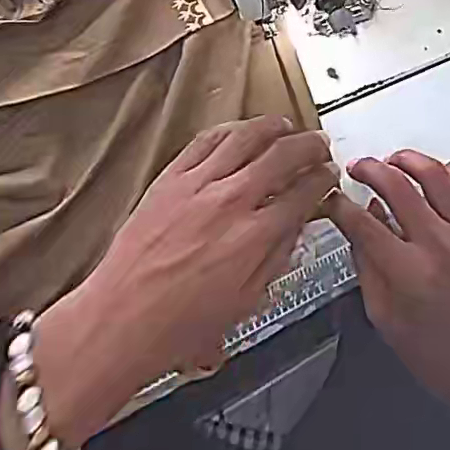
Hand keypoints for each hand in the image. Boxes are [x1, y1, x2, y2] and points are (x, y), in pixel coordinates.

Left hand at [29, 118, 337, 446]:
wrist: (122, 318)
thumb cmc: (179, 323)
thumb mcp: (245, 301)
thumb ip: (277, 257)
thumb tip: (297, 226)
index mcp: (253, 237)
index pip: (303, 192)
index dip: (322, 178)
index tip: (327, 174)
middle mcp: (230, 202)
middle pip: (282, 155)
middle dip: (309, 145)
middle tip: (317, 143)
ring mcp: (199, 184)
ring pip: (246, 137)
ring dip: (273, 127)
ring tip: (285, 126)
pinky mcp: (171, 177)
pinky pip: (206, 140)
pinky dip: (229, 130)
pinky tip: (240, 130)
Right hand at [326, 152, 449, 414]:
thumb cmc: (433, 351)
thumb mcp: (382, 316)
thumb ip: (366, 263)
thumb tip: (358, 220)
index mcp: (408, 274)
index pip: (362, 222)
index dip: (338, 204)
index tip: (330, 197)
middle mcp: (438, 246)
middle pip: (396, 185)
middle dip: (368, 169)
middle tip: (356, 168)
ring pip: (435, 175)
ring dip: (407, 159)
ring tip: (391, 161)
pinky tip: (438, 174)